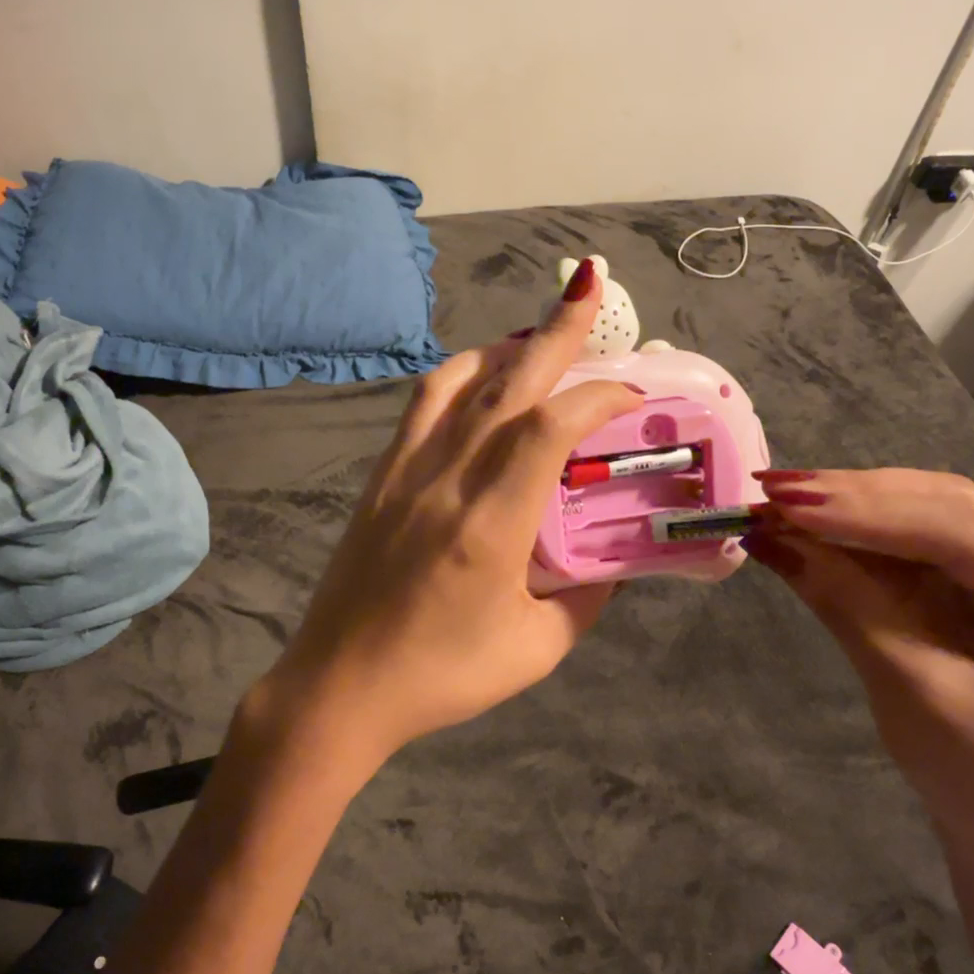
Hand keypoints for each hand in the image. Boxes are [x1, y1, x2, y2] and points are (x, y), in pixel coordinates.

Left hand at [246, 259, 642, 763]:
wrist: (340, 685)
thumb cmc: (440, 676)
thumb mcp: (535, 649)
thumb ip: (585, 599)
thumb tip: (613, 561)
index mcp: (490, 523)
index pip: (550, 429)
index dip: (598, 396)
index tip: (632, 392)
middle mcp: (445, 480)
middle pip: (507, 385)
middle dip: (556, 332)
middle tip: (589, 288)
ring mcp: (404, 473)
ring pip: (456, 383)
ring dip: (502, 350)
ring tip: (537, 340)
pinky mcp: (379, 480)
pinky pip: (420, 408)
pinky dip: (457, 378)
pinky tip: (478, 384)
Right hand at [741, 469, 973, 853]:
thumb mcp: (906, 685)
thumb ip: (845, 600)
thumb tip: (768, 533)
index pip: (962, 532)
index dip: (867, 511)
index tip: (786, 501)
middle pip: (950, 506)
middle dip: (855, 496)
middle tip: (773, 489)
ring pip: (933, 508)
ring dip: (854, 502)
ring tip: (781, 497)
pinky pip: (920, 536)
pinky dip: (861, 527)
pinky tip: (811, 518)